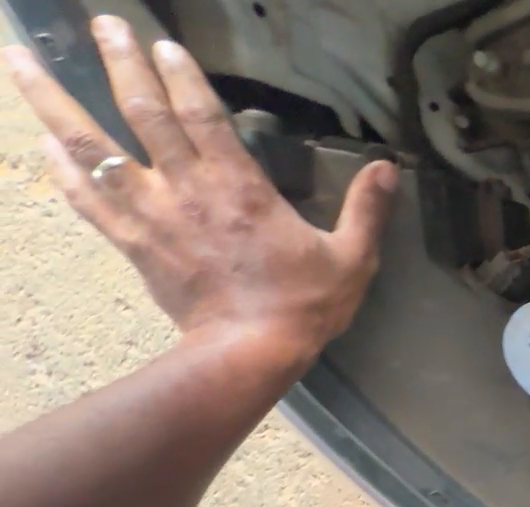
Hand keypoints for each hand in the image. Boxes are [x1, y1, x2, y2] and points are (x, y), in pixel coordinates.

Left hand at [3, 17, 396, 367]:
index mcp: (240, 187)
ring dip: (48, 95)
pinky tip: (44, 144)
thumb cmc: (308, 302)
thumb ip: (366, 210)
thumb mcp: (353, 258)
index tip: (162, 44)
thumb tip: (388, 169)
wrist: (253, 347)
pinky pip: (84, 195)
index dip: (180, 75)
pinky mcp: (131, 239)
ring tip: (19, 57)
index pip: (200, 115)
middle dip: (119, 63)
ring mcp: (150, 211)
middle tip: (101, 24)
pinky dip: (60, 166)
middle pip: (141, 112)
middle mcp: (185, 187)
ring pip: (87, 142)